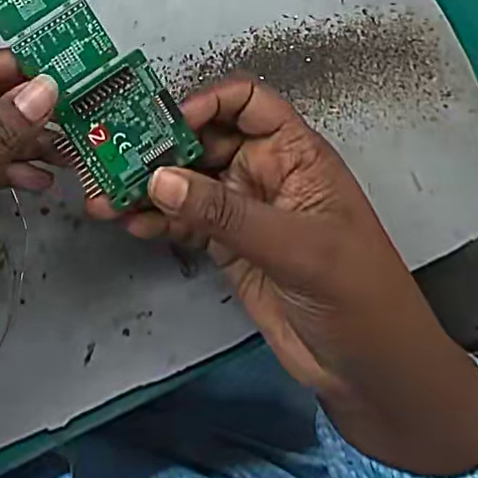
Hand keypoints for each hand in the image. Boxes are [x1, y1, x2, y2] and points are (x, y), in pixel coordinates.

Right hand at [88, 75, 477, 476]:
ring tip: (105, 197)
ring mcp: (240, 208)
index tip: (167, 125)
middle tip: (111, 158)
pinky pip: (182, 219)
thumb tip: (159, 179)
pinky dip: (155, 219)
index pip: (248, 103)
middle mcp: (261, 170)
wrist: (372, 374)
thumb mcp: (297, 248)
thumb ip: (226, 213)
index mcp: (294, 153)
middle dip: (158, 148)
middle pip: (202, 140)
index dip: (207, 103)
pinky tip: (130, 224)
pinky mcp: (224, 243)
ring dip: (145, 186)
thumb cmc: (358, 296)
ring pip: (184, 181)